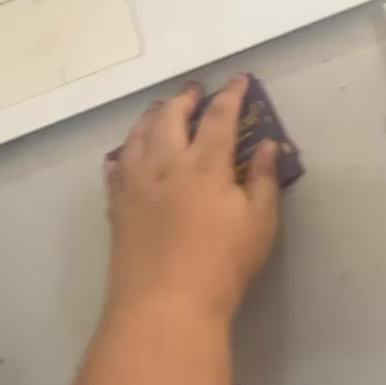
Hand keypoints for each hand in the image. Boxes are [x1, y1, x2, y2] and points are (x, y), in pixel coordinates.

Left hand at [103, 76, 281, 320]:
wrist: (165, 305)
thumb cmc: (223, 262)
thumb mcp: (260, 221)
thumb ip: (263, 178)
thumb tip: (269, 145)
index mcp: (205, 164)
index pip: (219, 116)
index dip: (231, 95)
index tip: (239, 79)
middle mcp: (166, 164)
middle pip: (170, 117)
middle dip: (184, 98)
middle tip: (194, 89)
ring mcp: (136, 184)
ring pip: (137, 136)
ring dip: (151, 116)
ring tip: (161, 109)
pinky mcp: (117, 207)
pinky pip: (116, 167)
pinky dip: (124, 151)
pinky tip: (126, 152)